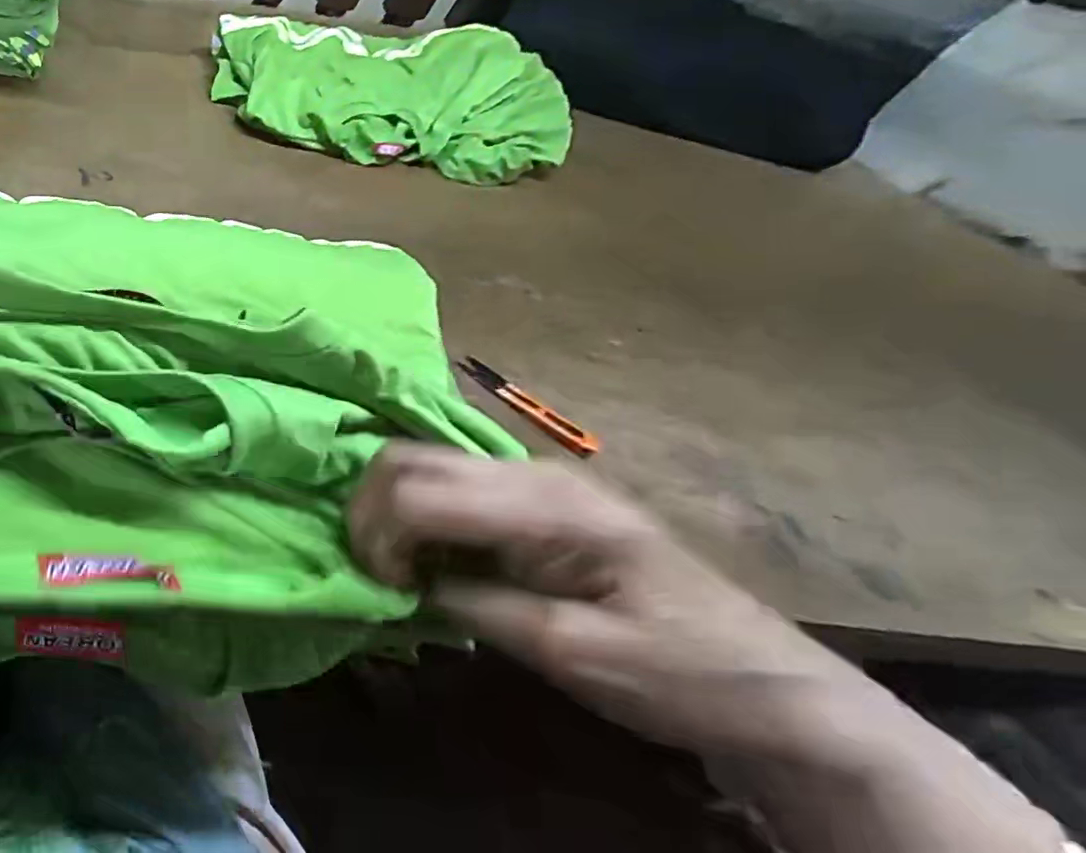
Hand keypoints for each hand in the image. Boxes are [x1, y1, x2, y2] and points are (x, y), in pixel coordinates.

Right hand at [349, 444, 871, 762]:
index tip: (385, 589)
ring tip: (400, 568)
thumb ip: (477, 606)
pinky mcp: (531, 493)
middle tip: (378, 573)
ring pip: (419, 461)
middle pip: (407, 458)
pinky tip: (430, 557)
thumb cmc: (680, 672)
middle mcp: (529, 471)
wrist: (772, 683)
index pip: (417, 489)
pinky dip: (415, 514)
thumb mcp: (572, 653)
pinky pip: (445, 482)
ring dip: (389, 510)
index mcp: (545, 505)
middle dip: (370, 512)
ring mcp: (531, 475)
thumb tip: (405, 583)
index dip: (379, 535)